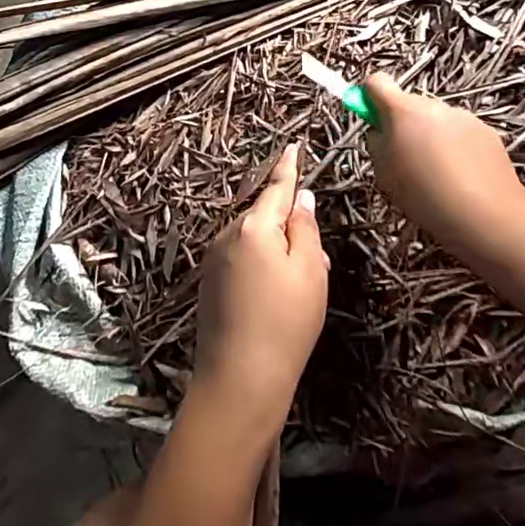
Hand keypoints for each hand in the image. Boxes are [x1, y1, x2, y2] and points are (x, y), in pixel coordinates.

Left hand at [192, 144, 327, 415]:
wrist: (240, 378)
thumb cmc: (286, 322)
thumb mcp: (309, 271)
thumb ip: (304, 227)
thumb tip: (300, 198)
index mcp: (254, 226)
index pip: (276, 188)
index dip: (288, 168)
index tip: (293, 147)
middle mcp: (227, 234)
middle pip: (264, 216)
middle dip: (289, 226)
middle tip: (315, 258)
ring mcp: (214, 258)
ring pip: (253, 240)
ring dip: (276, 249)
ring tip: (299, 286)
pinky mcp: (209, 282)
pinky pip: (241, 259)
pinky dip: (260, 266)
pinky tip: (275, 298)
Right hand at [362, 73, 524, 261]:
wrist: (486, 216)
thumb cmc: (425, 197)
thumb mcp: (384, 173)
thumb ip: (377, 143)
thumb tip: (379, 130)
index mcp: (403, 111)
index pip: (376, 82)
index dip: (369, 96)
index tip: (371, 117)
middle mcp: (434, 106)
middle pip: (409, 104)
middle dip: (403, 123)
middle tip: (404, 157)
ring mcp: (463, 116)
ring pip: (436, 120)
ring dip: (430, 136)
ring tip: (435, 174)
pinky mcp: (487, 131)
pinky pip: (460, 132)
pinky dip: (455, 147)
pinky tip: (458, 177)